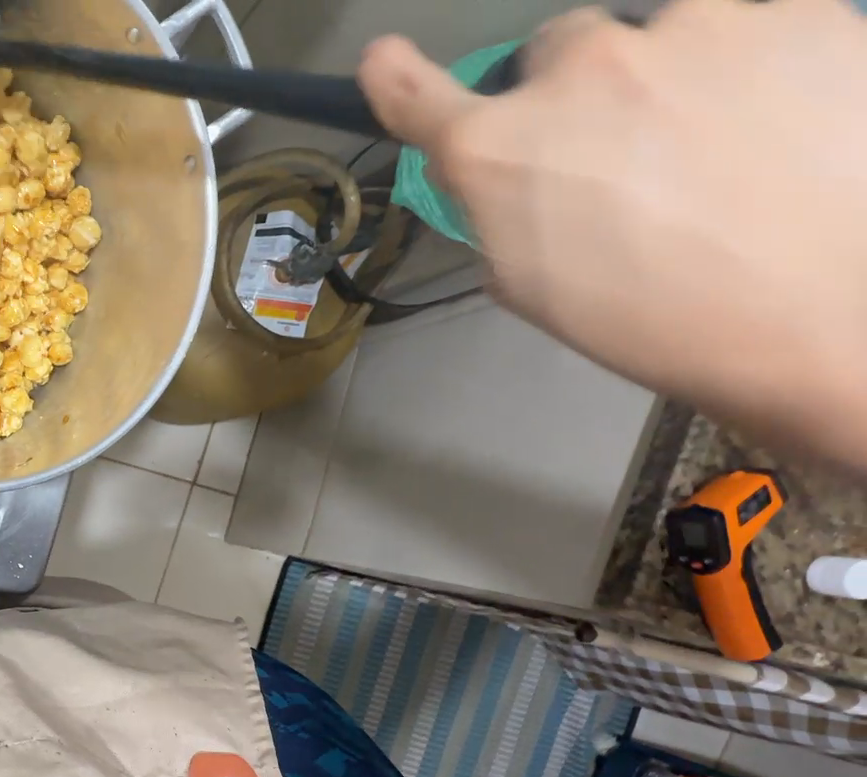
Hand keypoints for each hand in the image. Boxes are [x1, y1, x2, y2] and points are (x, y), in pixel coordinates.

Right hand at [359, 0, 866, 468]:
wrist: (827, 309)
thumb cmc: (645, 317)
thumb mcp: (526, 279)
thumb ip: (501, 204)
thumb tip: (514, 170)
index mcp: (499, 147)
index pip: (419, 99)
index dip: (396, 80)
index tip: (382, 60)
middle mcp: (583, 67)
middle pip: (559, 50)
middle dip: (572, 89)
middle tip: (611, 151)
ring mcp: (698, 27)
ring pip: (663, 37)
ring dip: (667, 77)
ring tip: (714, 150)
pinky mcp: (805, 13)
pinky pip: (753, 32)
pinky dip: (751, 72)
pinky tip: (777, 135)